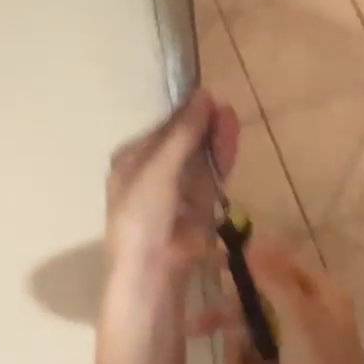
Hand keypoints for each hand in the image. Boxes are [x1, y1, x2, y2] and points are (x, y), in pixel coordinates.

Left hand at [104, 89, 238, 292]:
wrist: (153, 267)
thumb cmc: (143, 214)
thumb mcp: (158, 168)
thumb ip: (182, 133)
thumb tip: (204, 95)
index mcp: (131, 162)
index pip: (162, 131)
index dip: (185, 115)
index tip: (208, 99)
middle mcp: (153, 174)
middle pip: (183, 143)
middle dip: (203, 126)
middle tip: (225, 109)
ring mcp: (177, 191)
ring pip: (200, 158)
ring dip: (215, 140)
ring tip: (232, 120)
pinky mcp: (199, 207)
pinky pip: (211, 177)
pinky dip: (221, 160)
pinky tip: (230, 140)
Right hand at [194, 239, 363, 363]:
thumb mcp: (300, 325)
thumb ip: (276, 282)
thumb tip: (254, 241)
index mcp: (321, 295)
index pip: (278, 264)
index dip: (245, 264)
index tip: (208, 263)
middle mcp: (312, 314)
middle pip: (259, 302)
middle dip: (233, 322)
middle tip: (195, 329)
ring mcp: (302, 346)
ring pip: (255, 336)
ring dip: (240, 358)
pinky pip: (260, 363)